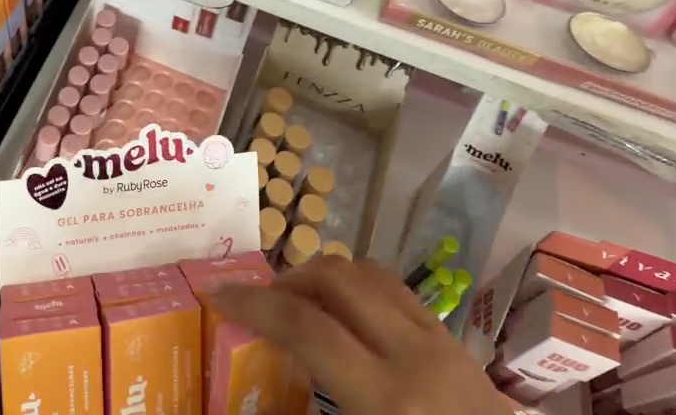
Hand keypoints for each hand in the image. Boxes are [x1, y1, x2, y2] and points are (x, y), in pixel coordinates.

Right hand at [208, 257, 513, 414]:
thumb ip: (307, 414)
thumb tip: (250, 403)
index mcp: (386, 396)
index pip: (303, 324)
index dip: (252, 303)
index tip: (216, 295)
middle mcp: (415, 354)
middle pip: (335, 278)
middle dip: (287, 281)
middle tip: (260, 305)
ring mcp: (443, 344)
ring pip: (369, 274)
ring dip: (324, 278)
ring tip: (300, 304)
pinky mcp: (459, 347)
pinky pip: (398, 292)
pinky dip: (360, 290)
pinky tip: (347, 319)